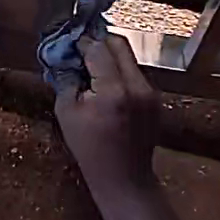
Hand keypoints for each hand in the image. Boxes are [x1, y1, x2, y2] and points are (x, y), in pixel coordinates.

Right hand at [53, 33, 160, 200]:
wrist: (124, 178)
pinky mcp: (155, 98)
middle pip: (119, 45)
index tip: (69, 41)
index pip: (98, 49)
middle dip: (99, 41)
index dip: (82, 41)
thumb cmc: (90, 149)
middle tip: (81, 46)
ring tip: (92, 67)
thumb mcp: (67, 113)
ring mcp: (150, 91)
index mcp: (114, 91)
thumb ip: (66, 79)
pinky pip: (134, 73)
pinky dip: (119, 71)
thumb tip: (65, 55)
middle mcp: (137, 86)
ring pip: (128, 58)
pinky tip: (106, 84)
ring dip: (110, 56)